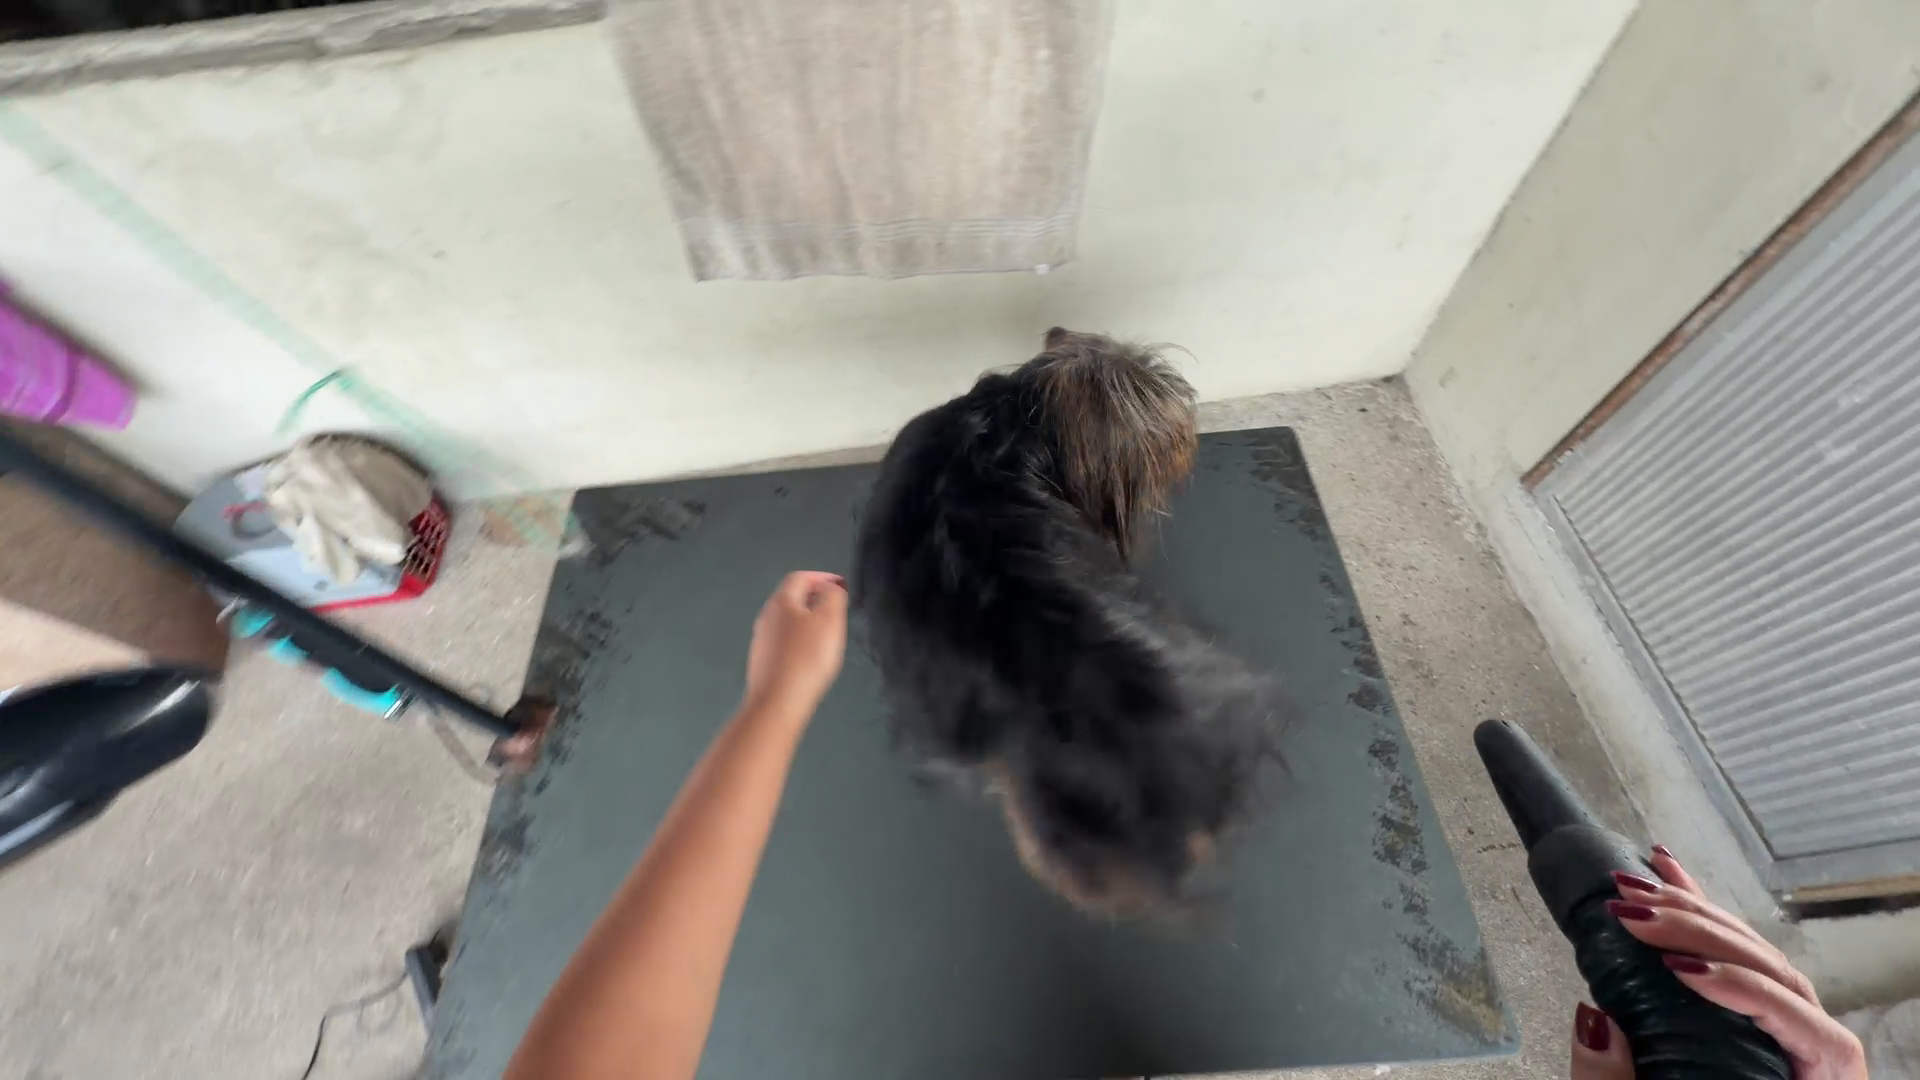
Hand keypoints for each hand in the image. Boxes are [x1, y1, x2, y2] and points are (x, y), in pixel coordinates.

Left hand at [742, 571, 847, 720]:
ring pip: (788, 619)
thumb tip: (830, 589)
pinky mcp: (763, 661)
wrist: (777, 702)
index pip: (800, 577)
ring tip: (829, 629)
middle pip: (791, 597)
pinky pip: (785, 640)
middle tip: (837, 606)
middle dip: (815, 597)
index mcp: (781, 601)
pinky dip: (800, 637)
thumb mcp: (830, 619)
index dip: (822, 577)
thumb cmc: (807, 656)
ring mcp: (762, 640)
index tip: (842, 585)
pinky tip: (812, 653)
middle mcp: (766, 616)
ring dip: (808, 618)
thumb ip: (833, 596)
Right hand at [1570, 847, 1866, 1079]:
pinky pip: (1730, 958)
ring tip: (1631, 884)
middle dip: (1703, 933)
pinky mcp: (1738, 1021)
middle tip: (1631, 911)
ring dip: (1694, 912)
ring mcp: (1775, 1044)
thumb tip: (1593, 1018)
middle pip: (1787, 984)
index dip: (1756, 995)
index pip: (1821, 1041)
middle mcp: (1806, 1073)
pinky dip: (1694, 909)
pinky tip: (1660, 870)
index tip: (1681, 968)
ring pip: (1762, 961)